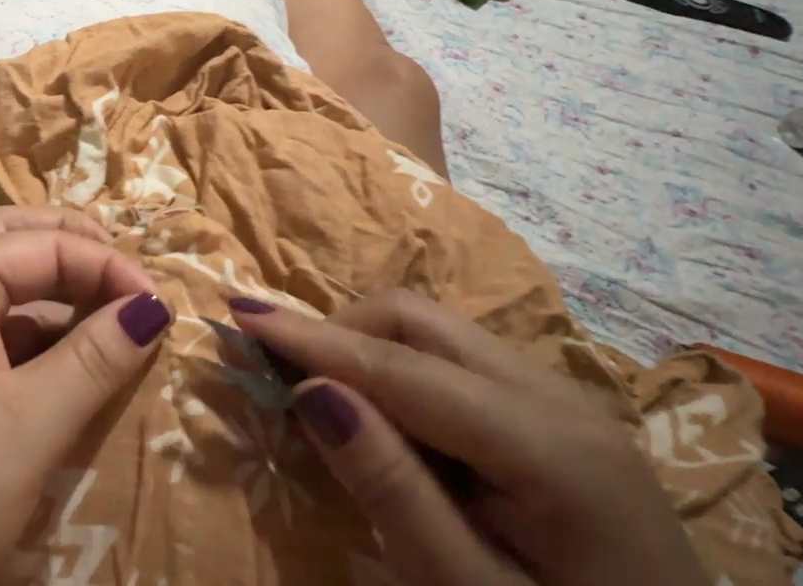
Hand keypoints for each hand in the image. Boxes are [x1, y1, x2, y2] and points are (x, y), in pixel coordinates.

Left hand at [0, 208, 171, 585]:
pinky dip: (48, 338)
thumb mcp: (27, 425)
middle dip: (75, 248)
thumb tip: (155, 305)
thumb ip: (93, 359)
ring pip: (10, 292)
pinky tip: (83, 365)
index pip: (40, 244)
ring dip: (64, 294)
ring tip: (121, 320)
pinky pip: (5, 339)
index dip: (105, 262)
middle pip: (14, 245)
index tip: (162, 306)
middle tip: (133, 277)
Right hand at [230, 289, 708, 585]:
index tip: (237, 313)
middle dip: (338, 333)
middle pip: (420, 321)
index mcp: (548, 446)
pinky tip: (385, 423)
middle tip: (278, 376)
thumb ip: (391, 489)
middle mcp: (559, 397)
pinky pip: (458, 362)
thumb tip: (310, 388)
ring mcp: (564, 401)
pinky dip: (401, 371)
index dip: (312, 337)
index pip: (399, 365)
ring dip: (366, 350)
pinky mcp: (558, 417)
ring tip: (323, 401)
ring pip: (436, 332)